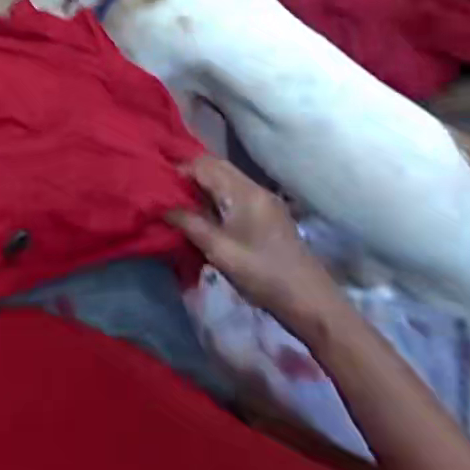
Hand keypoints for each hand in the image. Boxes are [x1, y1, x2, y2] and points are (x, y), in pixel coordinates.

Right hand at [168, 154, 345, 325]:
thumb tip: (161, 205)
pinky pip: (235, 194)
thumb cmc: (263, 275)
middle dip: (189, 175)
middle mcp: (255, 189)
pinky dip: (216, 197)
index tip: (156, 184)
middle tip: (165, 191)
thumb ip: (189, 223)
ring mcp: (264, 202)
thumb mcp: (219, 251)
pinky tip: (204, 216)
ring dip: (202, 186)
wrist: (313, 304)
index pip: (203, 165)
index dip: (178, 170)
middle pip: (216, 167)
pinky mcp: (268, 216)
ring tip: (179, 203)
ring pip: (226, 180)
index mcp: (244, 192)